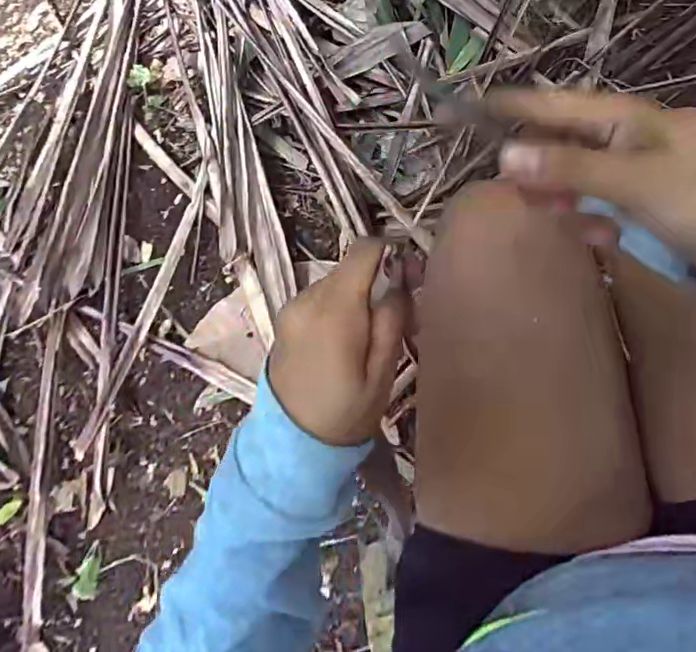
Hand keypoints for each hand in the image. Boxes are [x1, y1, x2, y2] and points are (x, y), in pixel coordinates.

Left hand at [268, 240, 408, 445]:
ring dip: (359, 296)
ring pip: (338, 280)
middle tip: (399, 317)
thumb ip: (391, 318)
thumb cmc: (345, 415)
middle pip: (353, 267)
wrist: (290, 445)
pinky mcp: (286, 315)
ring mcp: (293, 305)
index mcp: (334, 309)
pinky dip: (339, 306)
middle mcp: (308, 298)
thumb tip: (399, 277)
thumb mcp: (382, 373)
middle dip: (379, 282)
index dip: (391, 254)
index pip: (365, 250)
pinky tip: (345, 340)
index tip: (409, 277)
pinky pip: (321, 296)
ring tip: (370, 335)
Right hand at [486, 88, 695, 277]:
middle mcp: (626, 134)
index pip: (551, 103)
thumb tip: (504, 154)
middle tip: (510, 190)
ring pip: (579, 173)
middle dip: (532, 162)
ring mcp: (639, 165)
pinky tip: (597, 234)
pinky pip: (604, 199)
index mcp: (622, 116)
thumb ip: (570, 167)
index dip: (508, 105)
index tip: (464, 107)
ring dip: (560, 194)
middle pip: (560, 140)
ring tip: (551, 217)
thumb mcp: (636, 181)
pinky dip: (592, 214)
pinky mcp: (650, 197)